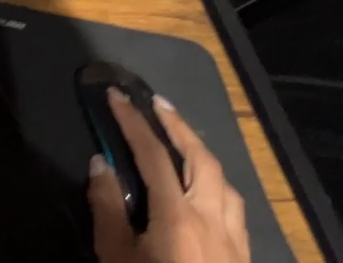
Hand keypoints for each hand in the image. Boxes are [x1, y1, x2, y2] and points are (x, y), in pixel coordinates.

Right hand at [87, 89, 248, 262]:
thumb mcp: (117, 256)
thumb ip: (107, 208)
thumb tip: (100, 164)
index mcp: (178, 215)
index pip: (153, 154)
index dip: (133, 121)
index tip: (116, 96)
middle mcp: (213, 220)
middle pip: (202, 160)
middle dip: (178, 127)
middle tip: (156, 104)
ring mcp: (233, 242)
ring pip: (226, 184)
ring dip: (203, 155)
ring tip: (182, 141)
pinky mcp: (242, 260)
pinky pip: (234, 209)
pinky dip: (216, 185)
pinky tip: (205, 192)